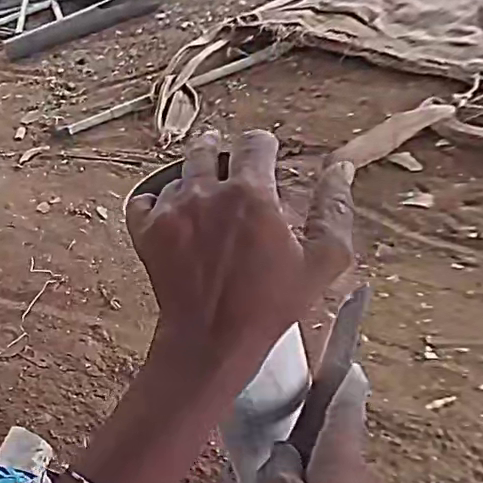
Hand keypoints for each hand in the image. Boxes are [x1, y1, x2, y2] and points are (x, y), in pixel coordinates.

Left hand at [125, 130, 354, 377]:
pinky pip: (142, 200)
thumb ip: (334, 209)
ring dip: (190, 183)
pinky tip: (169, 215)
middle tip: (224, 161)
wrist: (211, 338)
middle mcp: (205, 193)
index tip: (263, 153)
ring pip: (177, 177)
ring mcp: (170, 211)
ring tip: (202, 202)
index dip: (261, 146)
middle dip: (219, 151)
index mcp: (251, 194)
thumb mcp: (323, 261)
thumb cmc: (268, 305)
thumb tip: (340, 169)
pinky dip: (153, 203)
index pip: (254, 144)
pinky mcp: (145, 231)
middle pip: (207, 149)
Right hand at [260, 365, 408, 482]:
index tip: (348, 364)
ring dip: (313, 471)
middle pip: (335, 439)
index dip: (345, 384)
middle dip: (313, 437)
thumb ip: (279, 467)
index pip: (345, 408)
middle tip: (286, 444)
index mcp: (339, 453)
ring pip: (335, 468)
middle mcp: (359, 467)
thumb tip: (284, 453)